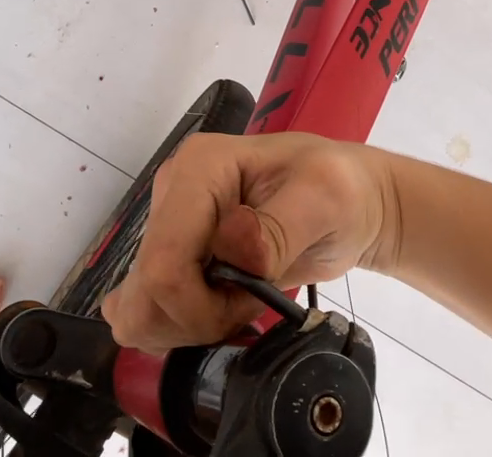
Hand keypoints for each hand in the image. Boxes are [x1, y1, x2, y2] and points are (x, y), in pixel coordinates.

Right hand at [101, 132, 399, 353]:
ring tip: (242, 298)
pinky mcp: (175, 254)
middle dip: (197, 317)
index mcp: (197, 167)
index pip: (163, 262)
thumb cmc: (342, 190)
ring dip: (193, 323)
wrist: (351, 202)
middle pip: (146, 291)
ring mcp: (170, 225)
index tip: (251, 301)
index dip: (200, 305)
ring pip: (141, 308)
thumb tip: (233, 246)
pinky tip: (224, 305)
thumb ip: (278, 228)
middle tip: (250, 301)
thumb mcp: (324, 199)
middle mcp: (171, 192)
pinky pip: (149, 310)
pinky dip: (185, 324)